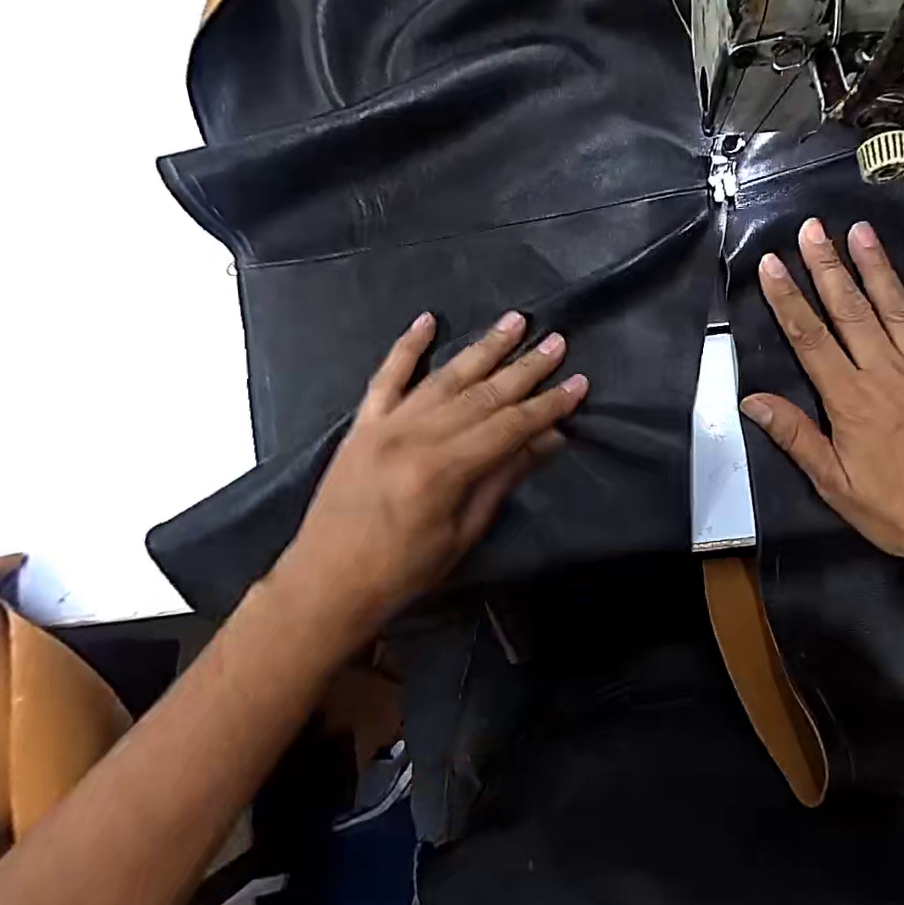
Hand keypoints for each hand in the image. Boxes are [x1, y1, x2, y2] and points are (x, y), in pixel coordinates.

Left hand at [279, 311, 586, 628]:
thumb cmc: (403, 570)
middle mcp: (415, 436)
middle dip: (526, 368)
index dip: (549, 405)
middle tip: (557, 342)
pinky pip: (386, 377)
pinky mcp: (362, 424)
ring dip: (483, 347)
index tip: (578, 383)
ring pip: (445, 376)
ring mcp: (385, 425)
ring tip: (515, 321)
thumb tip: (549, 439)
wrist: (325, 583)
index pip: (510, 426)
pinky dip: (406, 346)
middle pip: (484, 394)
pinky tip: (426, 320)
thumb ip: (504, 478)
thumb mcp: (464, 533)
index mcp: (444, 470)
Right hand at [741, 218, 903, 588]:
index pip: (810, 338)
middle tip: (811, 229)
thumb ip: (797, 437)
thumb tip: (753, 401)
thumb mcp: (836, 484)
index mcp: (851, 400)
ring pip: (896, 307)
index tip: (773, 264)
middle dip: (827, 267)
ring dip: (875, 266)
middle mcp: (887, 372)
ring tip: (858, 230)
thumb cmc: (899, 510)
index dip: (788, 299)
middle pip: (850, 311)